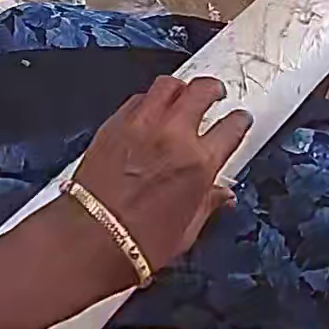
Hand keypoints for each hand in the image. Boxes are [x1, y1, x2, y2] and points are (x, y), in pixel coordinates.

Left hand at [71, 76, 251, 280]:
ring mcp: (142, 125)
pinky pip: (138, 98)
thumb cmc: (136, 243)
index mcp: (198, 163)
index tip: (239, 119)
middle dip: (214, 89)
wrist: (89, 241)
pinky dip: (150, 100)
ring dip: (181, 87)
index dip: (240, 121)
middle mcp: (173, 136)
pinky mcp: (115, 123)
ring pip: (169, 85)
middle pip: (201, 91)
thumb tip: (221, 194)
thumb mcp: (187, 230)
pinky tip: (151, 110)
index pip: (231, 127)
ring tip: (184, 94)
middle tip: (216, 92)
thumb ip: (208, 203)